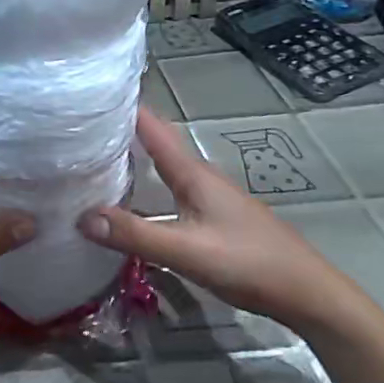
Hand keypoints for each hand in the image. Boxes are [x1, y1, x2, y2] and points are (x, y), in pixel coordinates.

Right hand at [77, 108, 356, 328]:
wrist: (302, 288)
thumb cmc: (246, 260)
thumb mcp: (186, 250)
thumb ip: (136, 234)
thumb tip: (81, 216)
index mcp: (191, 171)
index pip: (151, 126)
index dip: (123, 106)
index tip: (89, 95)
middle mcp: (198, 174)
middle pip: (156, 142)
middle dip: (122, 130)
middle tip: (81, 128)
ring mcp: (208, 193)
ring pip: (164, 164)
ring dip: (135, 156)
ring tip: (97, 158)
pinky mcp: (213, 213)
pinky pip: (172, 185)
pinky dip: (149, 181)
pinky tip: (135, 198)